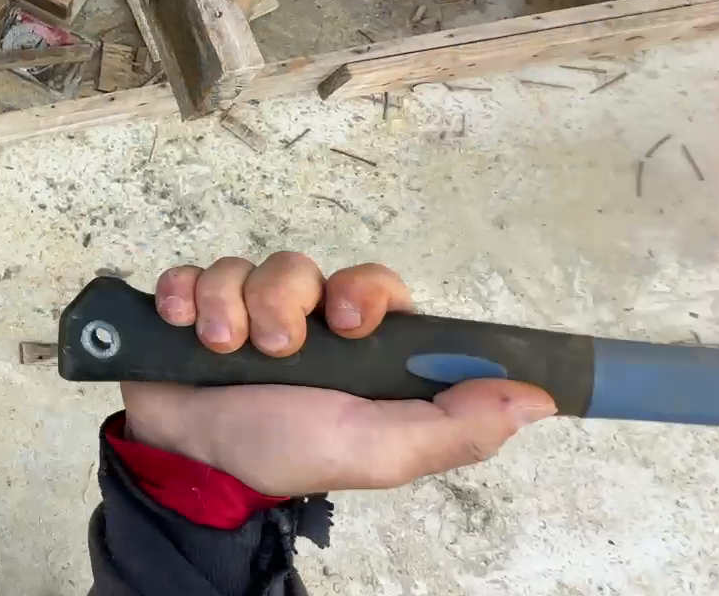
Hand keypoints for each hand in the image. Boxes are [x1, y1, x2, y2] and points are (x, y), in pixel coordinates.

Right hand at [120, 253, 555, 496]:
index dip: (361, 290)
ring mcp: (238, 305)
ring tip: (215, 348)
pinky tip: (178, 323)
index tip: (347, 322)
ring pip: (237, 267)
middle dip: (277, 302)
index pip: (372, 285)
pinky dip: (180, 295)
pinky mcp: (188, 300)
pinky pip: (187, 271)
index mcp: (351, 348)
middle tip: (271, 349)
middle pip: (295, 267)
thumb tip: (539, 397)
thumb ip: (453, 426)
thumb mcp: (376, 450)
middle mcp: (297, 317)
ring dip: (224, 306)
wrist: (187, 452)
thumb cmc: (284, 448)